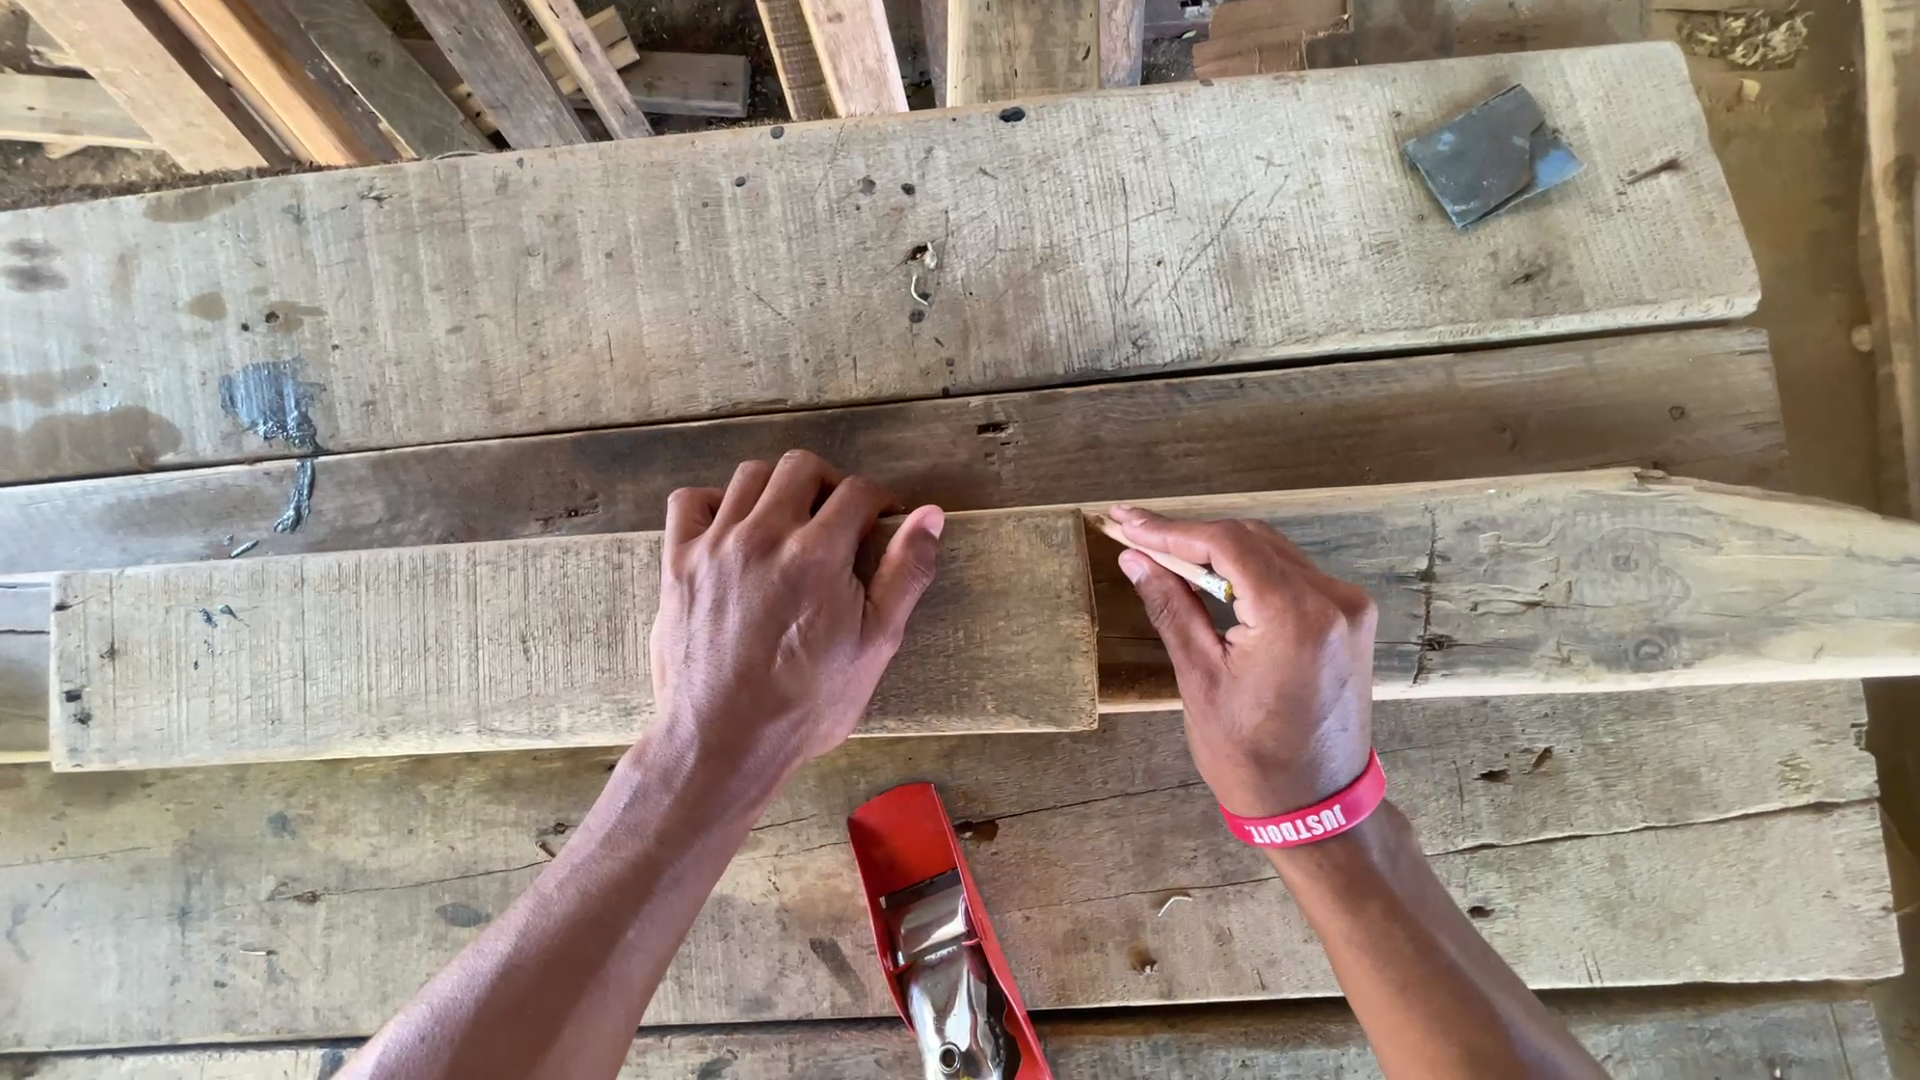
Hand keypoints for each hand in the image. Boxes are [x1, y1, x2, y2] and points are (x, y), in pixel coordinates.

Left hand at [650, 451, 944, 782]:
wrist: (723, 742)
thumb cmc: (807, 702)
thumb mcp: (876, 644)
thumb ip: (905, 572)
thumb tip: (930, 515)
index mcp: (817, 554)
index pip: (858, 491)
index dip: (880, 500)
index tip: (883, 520)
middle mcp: (763, 535)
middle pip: (801, 467)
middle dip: (831, 483)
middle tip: (839, 519)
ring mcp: (714, 546)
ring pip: (749, 476)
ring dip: (778, 488)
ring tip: (791, 523)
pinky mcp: (678, 563)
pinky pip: (690, 501)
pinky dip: (716, 503)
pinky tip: (734, 529)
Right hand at [1110, 506, 1375, 817]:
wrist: (1315, 807)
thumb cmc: (1248, 755)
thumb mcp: (1200, 679)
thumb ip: (1171, 607)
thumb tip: (1135, 558)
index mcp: (1295, 616)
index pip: (1227, 544)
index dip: (1171, 529)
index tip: (1126, 522)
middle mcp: (1333, 599)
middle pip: (1250, 539)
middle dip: (1189, 534)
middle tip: (1134, 530)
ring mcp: (1348, 606)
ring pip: (1271, 551)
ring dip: (1216, 548)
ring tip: (1161, 548)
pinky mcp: (1348, 618)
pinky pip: (1289, 573)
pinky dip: (1245, 569)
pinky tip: (1208, 574)